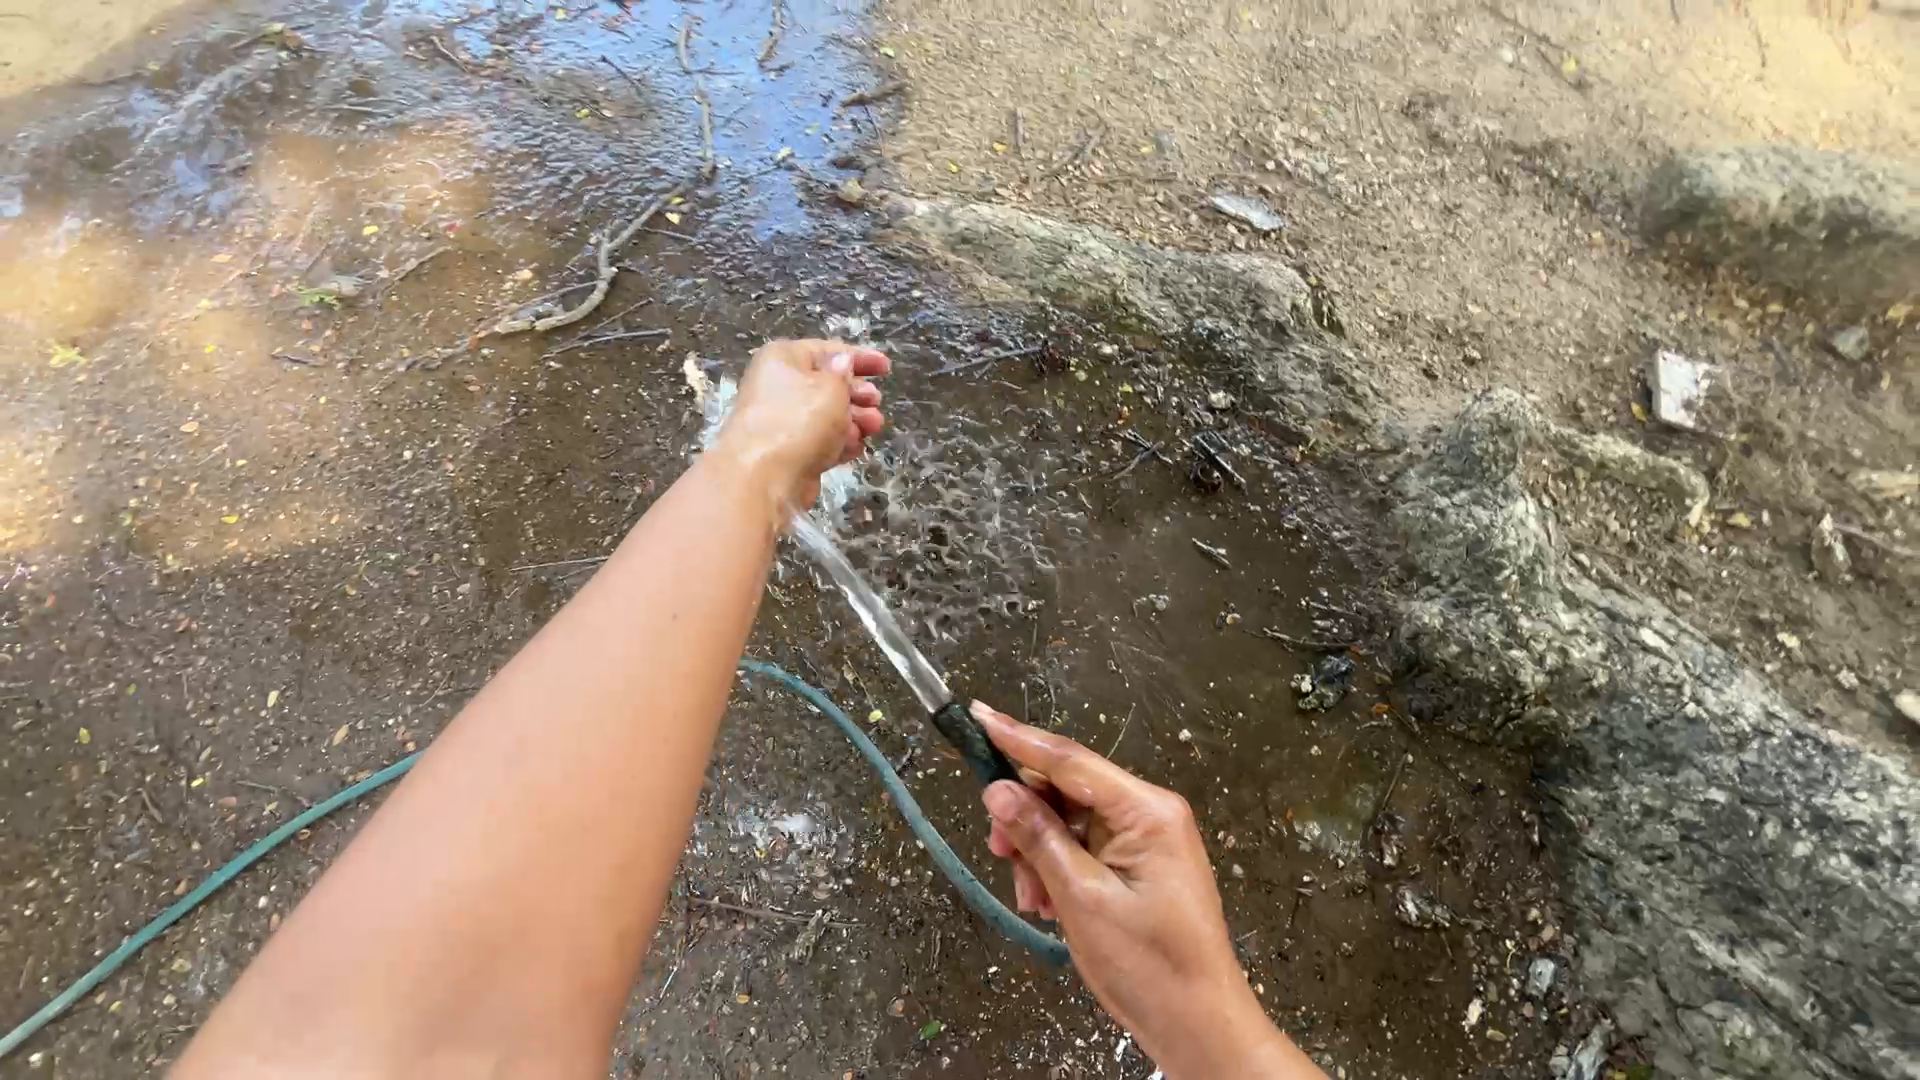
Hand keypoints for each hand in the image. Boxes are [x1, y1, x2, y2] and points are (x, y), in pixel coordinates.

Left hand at [710, 339, 889, 515]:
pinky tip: (858, 446)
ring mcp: (783, 422)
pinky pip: (820, 441)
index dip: (860, 357)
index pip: (827, 351)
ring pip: (826, 416)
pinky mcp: (789, 452)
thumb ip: (842, 374)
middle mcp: (779, 387)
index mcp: (783, 359)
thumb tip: (842, 362)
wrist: (763, 476)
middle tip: (877, 402)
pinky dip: (840, 442)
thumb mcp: (830, 388)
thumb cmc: (799, 421)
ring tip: (874, 426)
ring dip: (854, 420)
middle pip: (827, 385)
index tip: (886, 367)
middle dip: (857, 394)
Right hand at [972, 703, 1325, 1079]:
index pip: (1070, 760)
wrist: (1200, 1030)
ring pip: (1067, 820)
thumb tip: (996, 789)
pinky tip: (1049, 904)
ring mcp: (1144, 836)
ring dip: (1039, 853)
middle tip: (1000, 854)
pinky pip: (1082, 845)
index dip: (1019, 738)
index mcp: (1145, 809)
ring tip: (1033, 899)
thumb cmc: (1147, 964)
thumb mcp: (1081, 898)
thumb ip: (1038, 837)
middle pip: (1065, 789)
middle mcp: (1147, 810)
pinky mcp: (1137, 860)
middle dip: (1027, 819)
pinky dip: (1057, 868)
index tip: (978, 715)